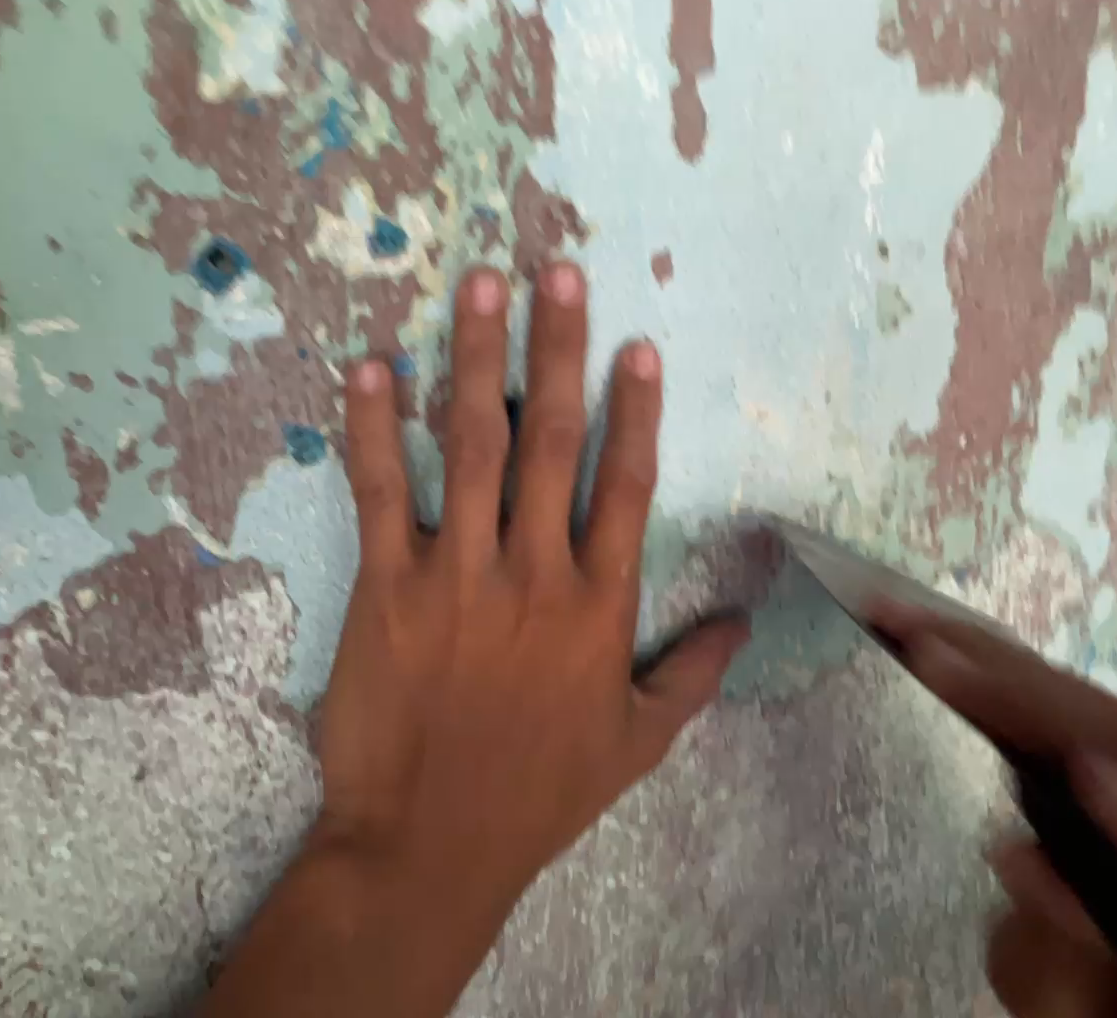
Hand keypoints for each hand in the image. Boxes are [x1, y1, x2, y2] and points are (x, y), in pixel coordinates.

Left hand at [200, 263, 749, 1017]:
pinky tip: (371, 367)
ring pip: (472, 446)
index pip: (627, 487)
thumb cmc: (537, 794)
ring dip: (475, 360)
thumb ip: (694, 677)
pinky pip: (382, 492)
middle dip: (556, 350)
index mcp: (598, 608)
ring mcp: (459, 576)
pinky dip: (375, 426)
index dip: (635, 411)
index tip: (636, 345)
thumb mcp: (636, 745)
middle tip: (554, 272)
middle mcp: (536, 574)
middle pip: (552, 441)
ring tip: (478, 288)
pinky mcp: (388, 588)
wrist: (430, 845)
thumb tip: (746, 623)